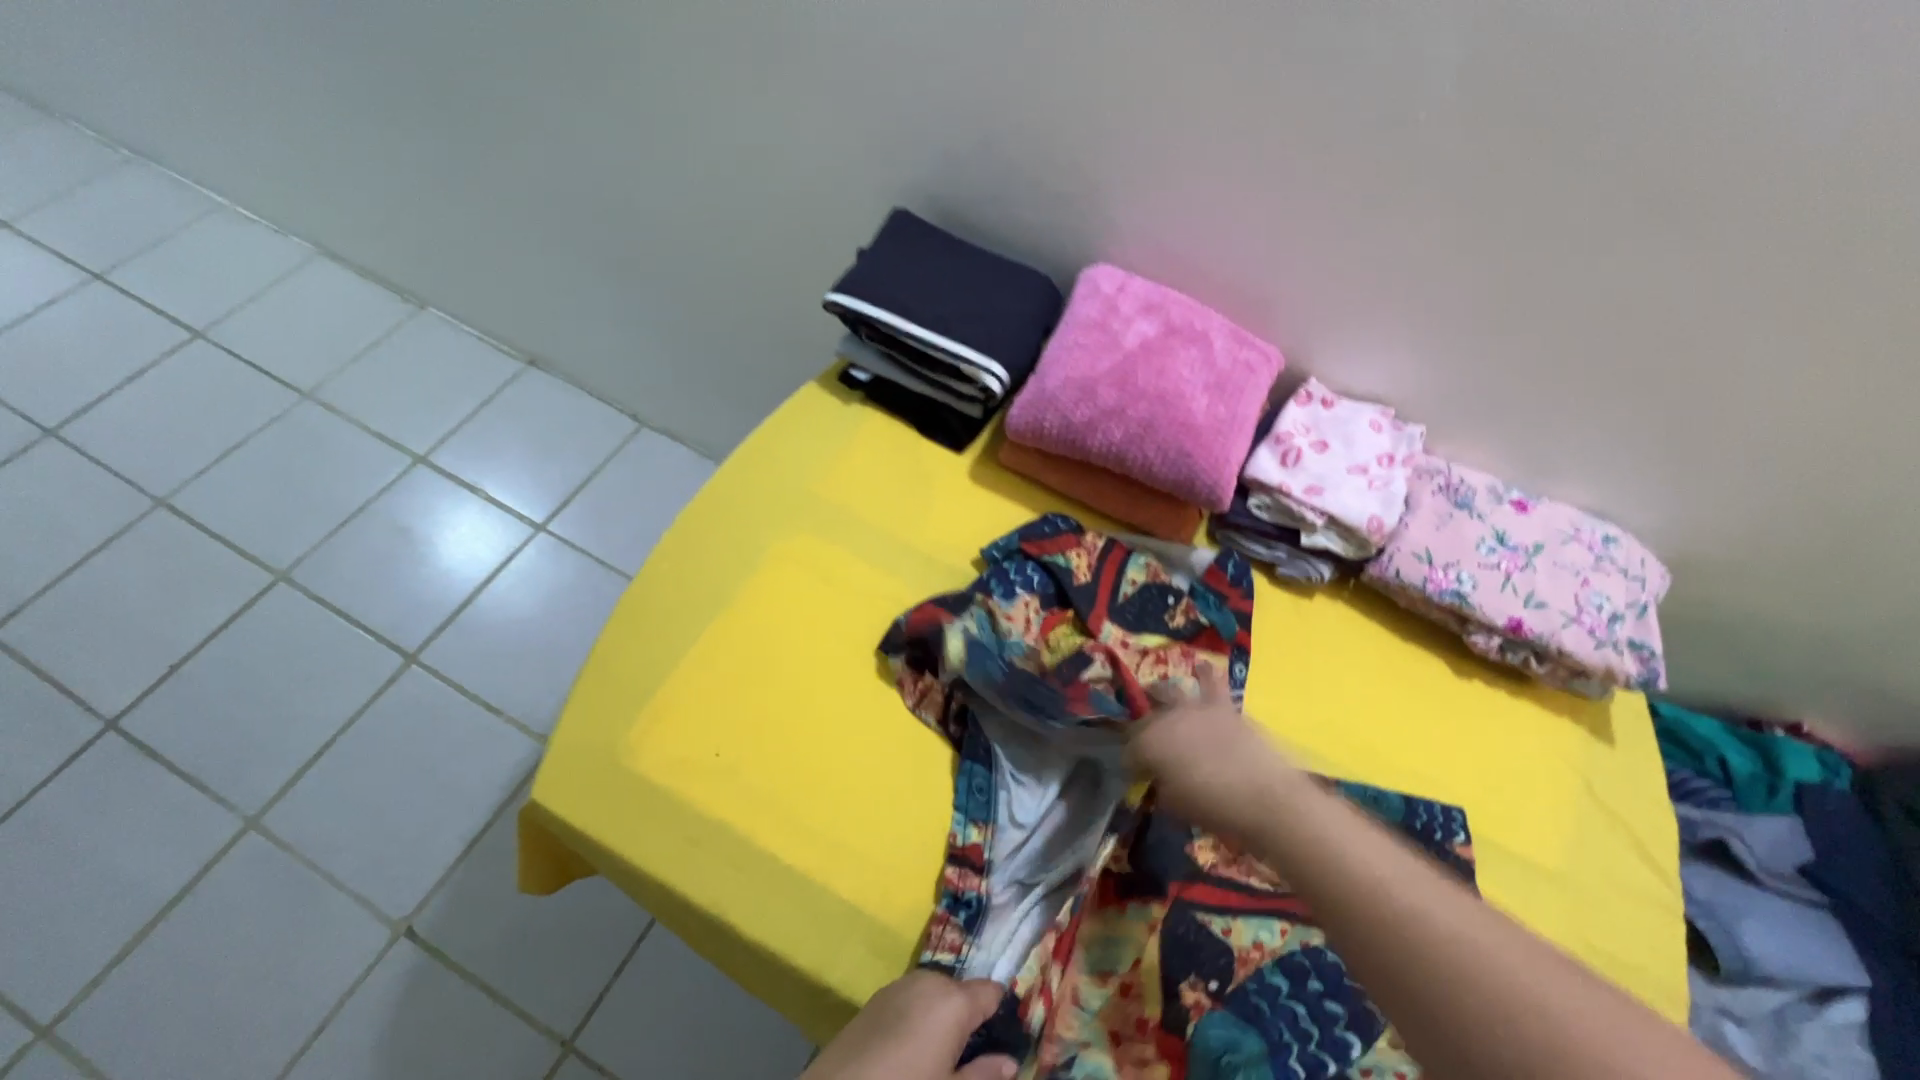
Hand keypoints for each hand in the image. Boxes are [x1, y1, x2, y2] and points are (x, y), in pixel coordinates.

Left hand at [801, 971, 1017, 1079]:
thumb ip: (984, 1075)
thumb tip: (1010, 1063)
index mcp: (953, 1000)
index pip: (993, 992)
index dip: (1003, 1015)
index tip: (1005, 1041)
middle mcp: (928, 981)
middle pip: (963, 994)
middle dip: (970, 1021)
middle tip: (968, 1058)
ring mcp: (898, 986)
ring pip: (936, 996)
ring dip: (943, 1020)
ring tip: (938, 1058)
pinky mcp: (875, 999)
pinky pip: (911, 1002)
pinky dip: (918, 1020)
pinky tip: (909, 1053)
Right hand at [1131, 661, 1304, 838]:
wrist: (1264, 797)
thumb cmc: (1213, 808)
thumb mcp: (1174, 805)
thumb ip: (1160, 785)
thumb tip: (1161, 778)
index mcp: (1148, 745)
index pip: (1128, 751)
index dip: (1132, 765)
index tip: (1140, 777)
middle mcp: (1165, 719)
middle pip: (1144, 720)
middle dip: (1142, 733)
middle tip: (1151, 749)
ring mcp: (1195, 708)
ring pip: (1169, 691)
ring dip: (1160, 694)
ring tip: (1156, 694)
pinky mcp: (1223, 707)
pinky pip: (1212, 682)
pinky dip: (1205, 674)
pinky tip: (1202, 666)